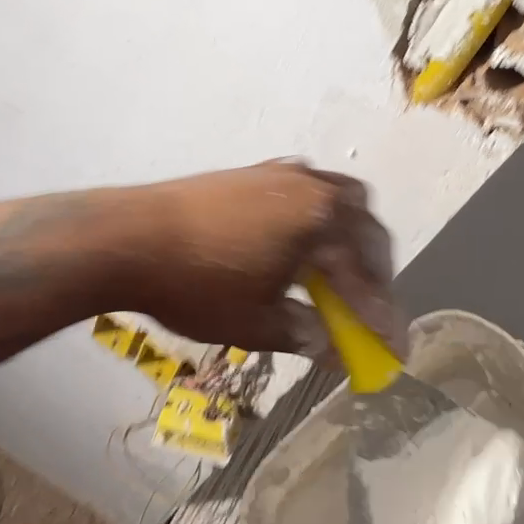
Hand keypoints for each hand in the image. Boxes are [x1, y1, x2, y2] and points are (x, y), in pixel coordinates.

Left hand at [123, 160, 399, 355]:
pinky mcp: (254, 172)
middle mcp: (311, 188)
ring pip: (339, 197)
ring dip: (350, 235)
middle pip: (364, 226)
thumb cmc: (197, 285)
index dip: (382, 318)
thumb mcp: (256, 324)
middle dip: (375, 268)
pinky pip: (307, 189)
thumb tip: (336, 352)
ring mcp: (281, 173)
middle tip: (370, 306)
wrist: (129, 236)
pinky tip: (299, 243)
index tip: (394, 350)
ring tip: (341, 270)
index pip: (365, 278)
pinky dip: (320, 217)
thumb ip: (305, 335)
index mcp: (321, 222)